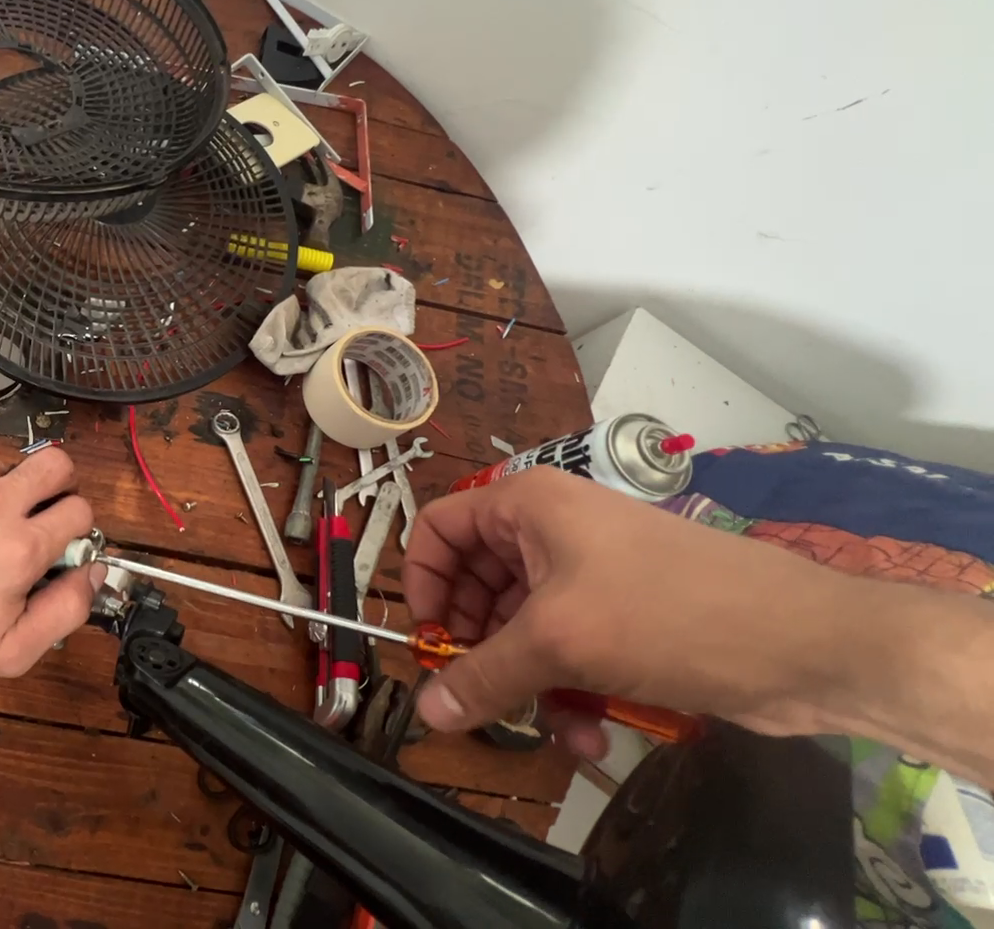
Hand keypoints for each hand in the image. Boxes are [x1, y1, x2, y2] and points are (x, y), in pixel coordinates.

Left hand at [0, 449, 102, 686]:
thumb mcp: (16, 649)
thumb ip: (69, 608)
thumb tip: (93, 570)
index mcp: (20, 547)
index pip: (80, 509)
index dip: (78, 528)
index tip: (62, 542)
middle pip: (56, 463)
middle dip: (61, 485)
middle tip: (45, 512)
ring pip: (8, 467)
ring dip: (9, 492)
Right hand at [402, 467, 863, 754]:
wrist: (817, 647)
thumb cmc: (668, 615)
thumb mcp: (560, 644)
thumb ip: (483, 677)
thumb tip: (425, 714)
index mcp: (525, 506)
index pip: (438, 529)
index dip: (421, 580)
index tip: (427, 636)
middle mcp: (548, 530)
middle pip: (476, 583)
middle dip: (477, 644)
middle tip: (475, 688)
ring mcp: (586, 572)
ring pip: (520, 624)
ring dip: (525, 680)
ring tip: (543, 726)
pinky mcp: (620, 614)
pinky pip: (565, 647)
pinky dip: (565, 689)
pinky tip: (584, 732)